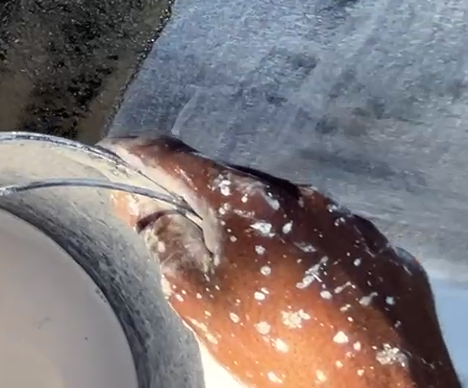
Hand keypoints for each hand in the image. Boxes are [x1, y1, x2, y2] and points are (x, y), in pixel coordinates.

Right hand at [105, 136, 458, 387]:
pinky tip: (294, 275)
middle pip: (226, 177)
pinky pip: (327, 230)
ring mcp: (351, 225)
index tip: (115, 153)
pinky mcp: (388, 255)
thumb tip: (137, 200)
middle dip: (195, 192)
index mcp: (246, 201)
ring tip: (241, 255)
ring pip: (277, 201)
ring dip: (250, 216)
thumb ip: (161, 235)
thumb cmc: (280, 352)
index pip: (172, 156)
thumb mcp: (194, 295)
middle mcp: (299, 198)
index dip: (136, 152)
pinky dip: (299, 240)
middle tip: (174, 218)